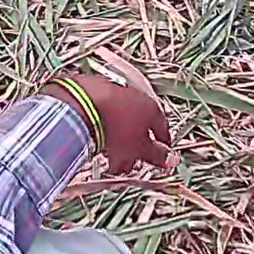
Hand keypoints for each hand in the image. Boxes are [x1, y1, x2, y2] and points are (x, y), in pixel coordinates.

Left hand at [43, 74, 171, 173]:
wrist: (81, 104)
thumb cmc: (115, 127)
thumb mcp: (138, 148)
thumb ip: (155, 155)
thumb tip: (172, 160)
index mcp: (151, 107)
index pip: (162, 129)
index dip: (160, 146)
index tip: (158, 158)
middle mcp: (135, 94)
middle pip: (139, 124)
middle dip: (135, 146)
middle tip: (128, 163)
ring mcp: (114, 90)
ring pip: (119, 118)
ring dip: (117, 138)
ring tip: (108, 157)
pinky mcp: (93, 90)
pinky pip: (102, 111)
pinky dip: (101, 126)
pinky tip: (94, 140)